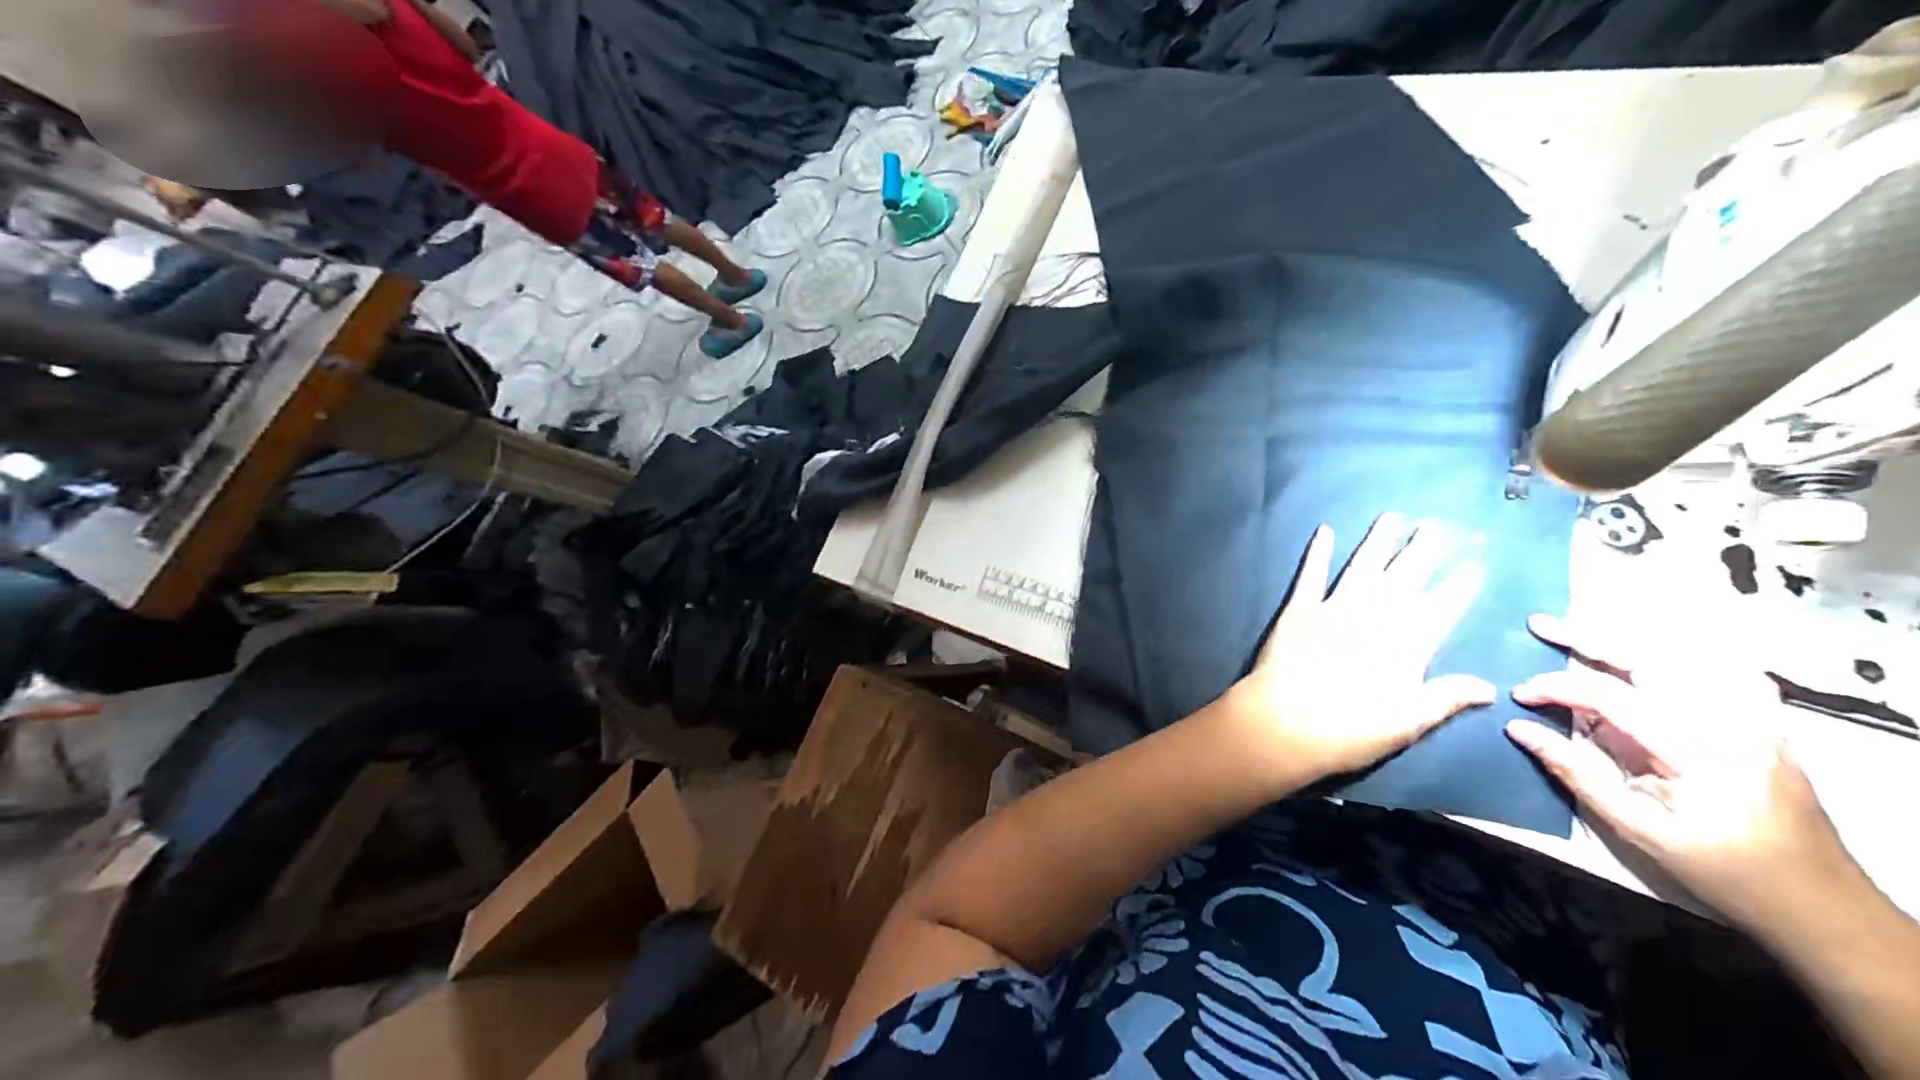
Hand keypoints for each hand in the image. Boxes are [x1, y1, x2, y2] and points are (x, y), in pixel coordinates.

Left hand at [1222, 513, 1493, 784]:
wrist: (1284, 724)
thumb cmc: (1349, 730)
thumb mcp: (1408, 721)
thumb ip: (1447, 698)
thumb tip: (1489, 687)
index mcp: (1408, 644)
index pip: (1444, 606)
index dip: (1463, 582)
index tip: (1479, 559)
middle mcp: (1375, 616)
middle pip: (1407, 575)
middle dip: (1427, 548)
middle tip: (1443, 522)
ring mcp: (1335, 608)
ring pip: (1363, 565)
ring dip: (1379, 540)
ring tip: (1394, 516)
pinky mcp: (1298, 609)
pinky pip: (1310, 575)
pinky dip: (1317, 552)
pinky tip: (1324, 531)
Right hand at [1505, 614, 1859, 936]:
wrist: (1817, 902)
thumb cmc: (1719, 870)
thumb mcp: (1636, 829)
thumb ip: (1575, 772)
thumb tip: (1517, 728)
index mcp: (1699, 751)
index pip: (1611, 696)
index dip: (1557, 687)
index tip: (1517, 695)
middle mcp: (1732, 722)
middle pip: (1651, 660)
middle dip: (1589, 638)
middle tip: (1539, 626)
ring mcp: (1757, 719)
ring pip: (1687, 658)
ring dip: (1629, 642)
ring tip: (1581, 634)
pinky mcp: (1765, 723)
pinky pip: (1721, 672)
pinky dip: (1679, 657)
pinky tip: (1651, 659)